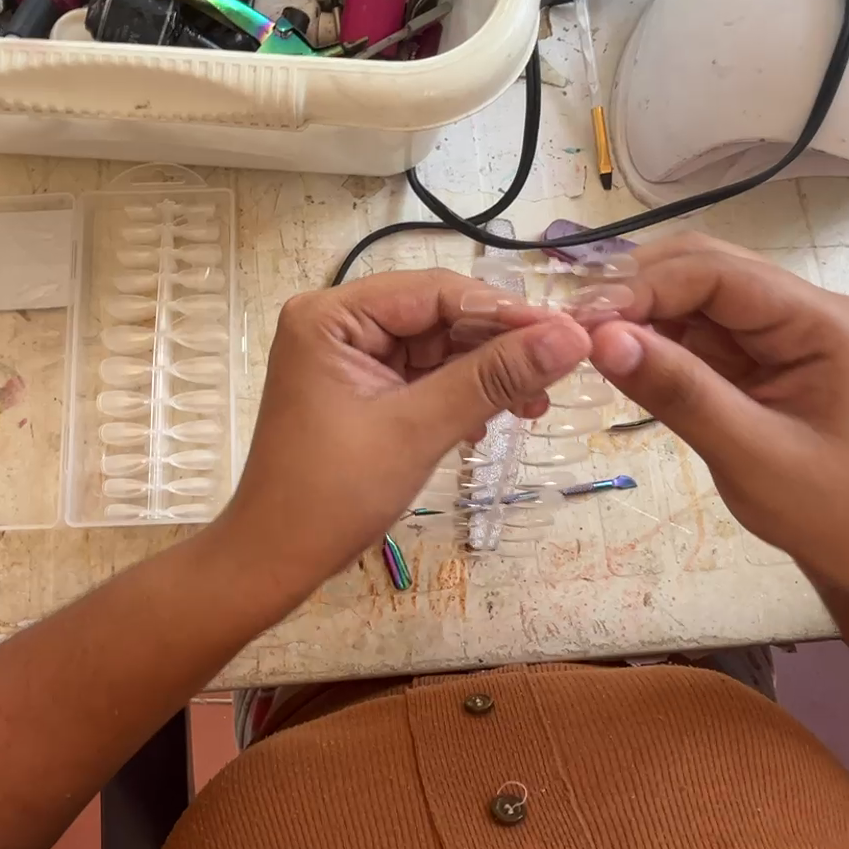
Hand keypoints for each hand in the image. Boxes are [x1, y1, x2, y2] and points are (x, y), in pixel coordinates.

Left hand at [221, 270, 591, 586]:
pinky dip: (459, 394)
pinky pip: (422, 375)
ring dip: (484, 374)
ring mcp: (347, 356)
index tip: (569, 335)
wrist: (277, 558)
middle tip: (558, 374)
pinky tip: (490, 421)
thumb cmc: (333, 495)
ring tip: (531, 408)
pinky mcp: (359, 387)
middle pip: (436, 315)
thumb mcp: (418, 429)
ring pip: (435, 347)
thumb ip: (492, 378)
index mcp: (331, 315)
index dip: (504, 311)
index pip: (434, 291)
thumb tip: (571, 338)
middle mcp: (336, 322)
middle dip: (496, 347)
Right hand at [586, 235, 848, 577]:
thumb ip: (678, 392)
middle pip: (703, 266)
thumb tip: (601, 339)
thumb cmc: (822, 507)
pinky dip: (647, 333)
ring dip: (636, 307)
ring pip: (689, 290)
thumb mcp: (748, 453)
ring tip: (584, 336)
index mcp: (820, 321)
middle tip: (574, 322)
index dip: (645, 286)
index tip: (583, 319)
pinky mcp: (748, 352)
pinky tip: (614, 351)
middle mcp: (798, 309)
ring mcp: (772, 328)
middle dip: (635, 286)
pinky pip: (688, 325)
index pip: (719, 274)